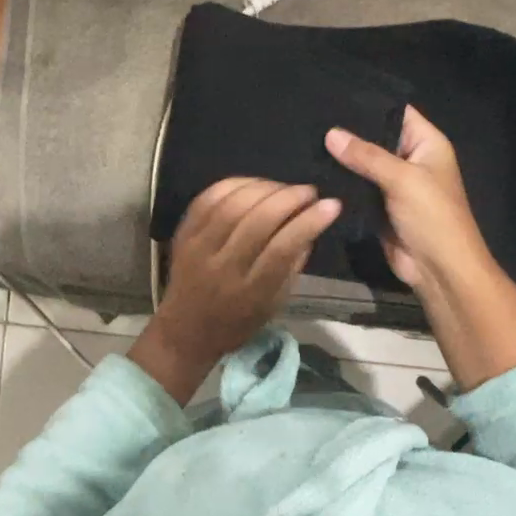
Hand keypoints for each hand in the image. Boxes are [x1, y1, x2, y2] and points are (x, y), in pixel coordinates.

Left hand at [130, 178, 341, 402]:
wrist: (185, 331)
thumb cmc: (238, 322)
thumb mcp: (274, 305)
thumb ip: (292, 266)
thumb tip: (310, 225)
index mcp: (250, 293)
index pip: (282, 249)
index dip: (309, 222)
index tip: (332, 205)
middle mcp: (223, 268)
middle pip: (258, 220)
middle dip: (290, 198)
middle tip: (309, 191)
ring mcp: (199, 249)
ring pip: (233, 204)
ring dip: (265, 187)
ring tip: (284, 188)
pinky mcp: (184, 235)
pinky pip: (208, 198)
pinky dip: (235, 184)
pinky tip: (255, 185)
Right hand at [328, 107, 515, 390]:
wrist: (438, 269)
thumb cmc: (432, 216)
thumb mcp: (402, 179)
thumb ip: (366, 156)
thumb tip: (331, 133)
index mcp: (427, 143)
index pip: (396, 113)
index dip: (369, 105)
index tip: (333, 96)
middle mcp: (410, 160)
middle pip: (376, 139)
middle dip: (348, 134)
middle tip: (310, 120)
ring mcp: (394, 186)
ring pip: (363, 166)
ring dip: (341, 161)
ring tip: (305, 141)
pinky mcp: (379, 209)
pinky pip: (358, 190)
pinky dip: (341, 185)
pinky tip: (313, 172)